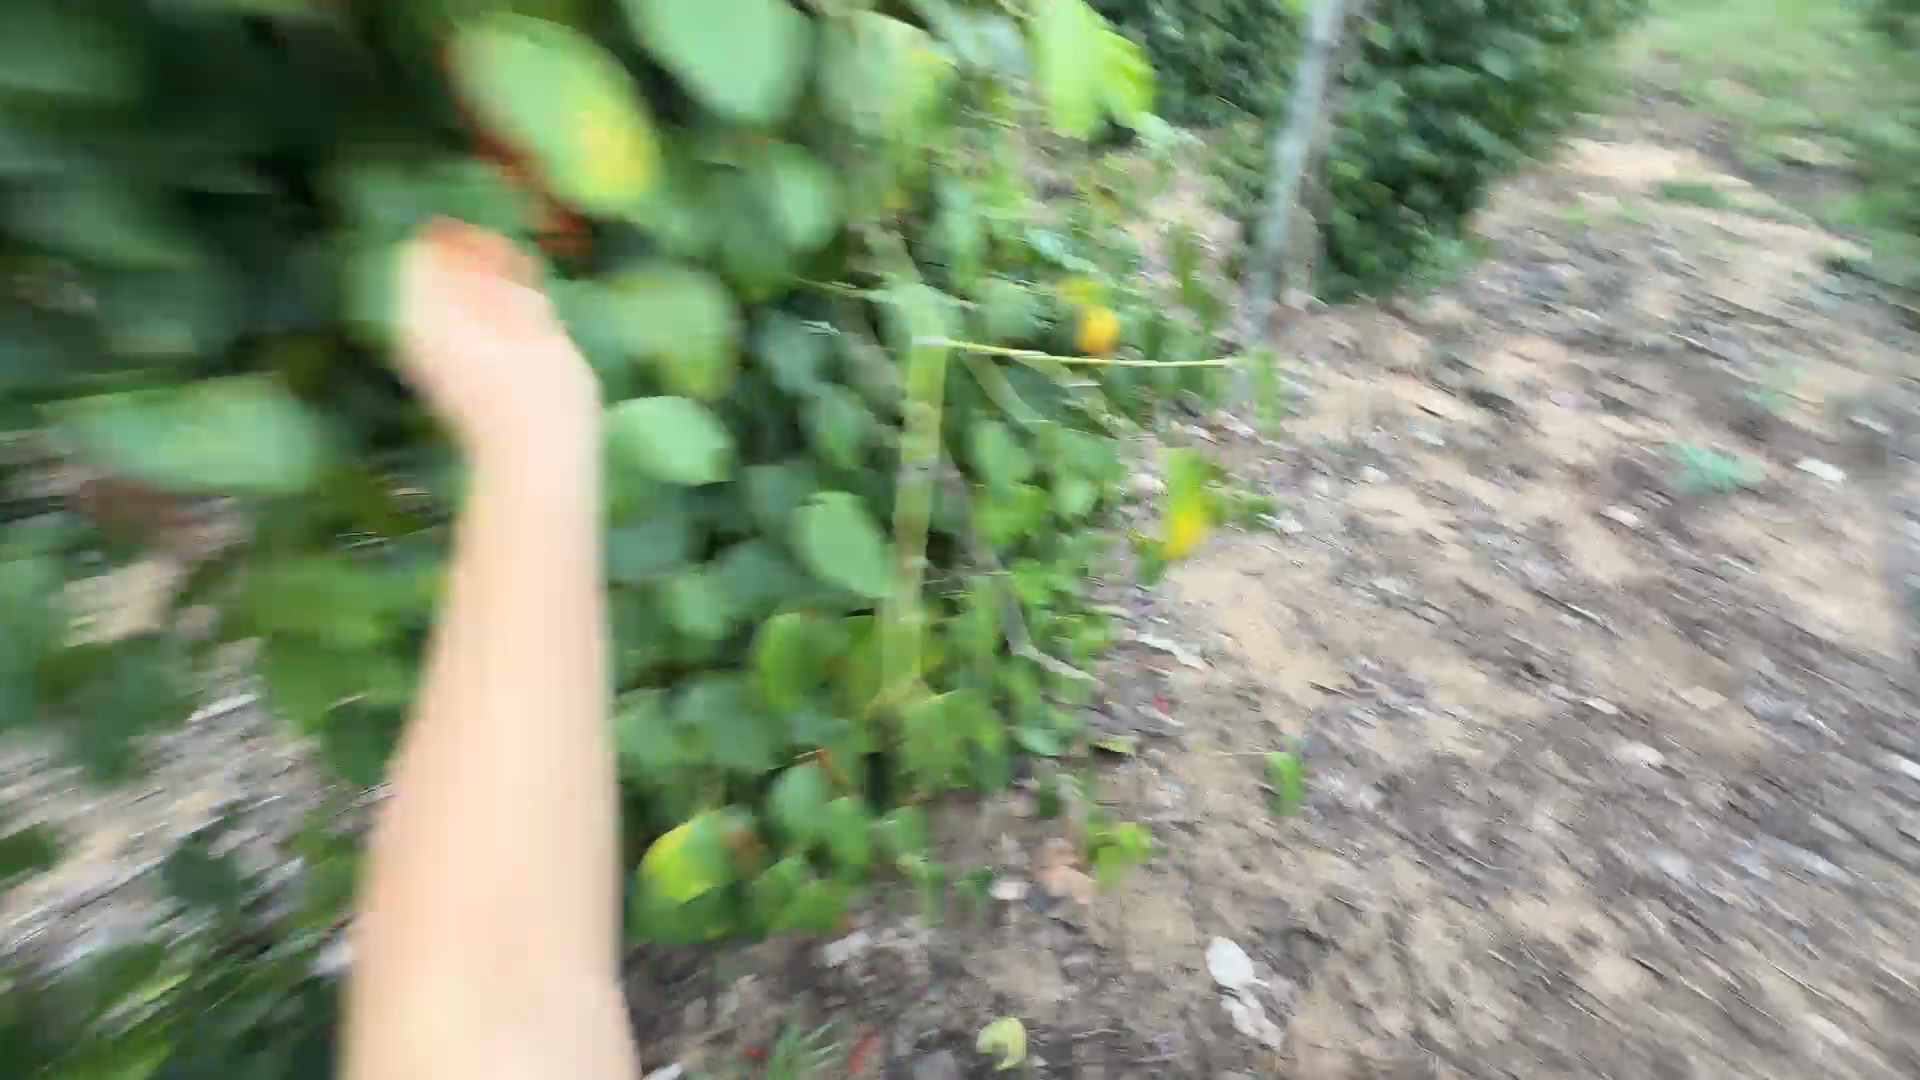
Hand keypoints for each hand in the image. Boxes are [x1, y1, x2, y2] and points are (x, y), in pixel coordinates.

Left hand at [395, 220, 599, 472]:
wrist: (538, 468)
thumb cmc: (543, 394)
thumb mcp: (534, 324)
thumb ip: (503, 284)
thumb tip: (488, 257)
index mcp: (429, 310)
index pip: (426, 251)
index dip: (467, 243)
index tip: (511, 254)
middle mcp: (416, 334)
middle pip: (432, 283)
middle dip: (475, 275)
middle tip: (524, 282)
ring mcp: (430, 366)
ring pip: (446, 314)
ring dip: (484, 305)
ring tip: (531, 314)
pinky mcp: (451, 390)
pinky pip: (456, 342)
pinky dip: (485, 332)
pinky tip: (522, 346)